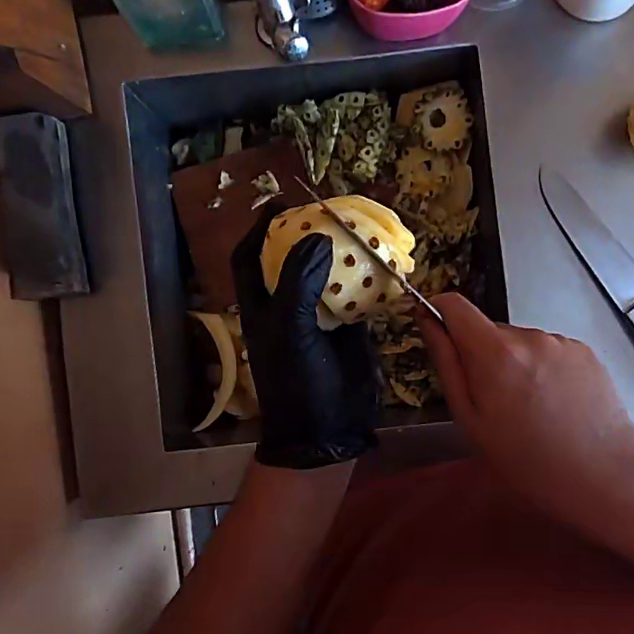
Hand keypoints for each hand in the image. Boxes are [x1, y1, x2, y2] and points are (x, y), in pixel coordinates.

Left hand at [231, 209, 378, 468]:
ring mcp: (320, 318)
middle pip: (293, 260)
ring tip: (361, 228)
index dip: (258, 230)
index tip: (279, 204)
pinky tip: (384, 265)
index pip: (250, 259)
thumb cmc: (298, 383)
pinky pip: (358, 298)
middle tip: (331, 211)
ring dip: (342, 255)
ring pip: (328, 276)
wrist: (330, 429)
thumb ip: (299, 283)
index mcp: (263, 306)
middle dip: (308, 234)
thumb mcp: (290, 331)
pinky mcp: (349, 330)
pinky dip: (368, 281)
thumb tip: (316, 237)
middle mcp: (289, 307)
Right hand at [418, 293, 633, 510]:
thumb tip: (428, 323)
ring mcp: (560, 342)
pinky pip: (548, 351)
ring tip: (529, 407)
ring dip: (515, 363)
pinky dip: (542, 369)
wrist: (602, 475)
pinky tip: (553, 403)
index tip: (436, 329)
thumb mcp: (471, 420)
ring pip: (520, 342)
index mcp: (495, 353)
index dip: (439, 311)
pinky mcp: (584, 350)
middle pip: (489, 330)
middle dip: (483, 355)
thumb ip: (447, 364)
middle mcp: (529, 336)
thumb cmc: (528, 460)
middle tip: (493, 401)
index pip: (455, 305)